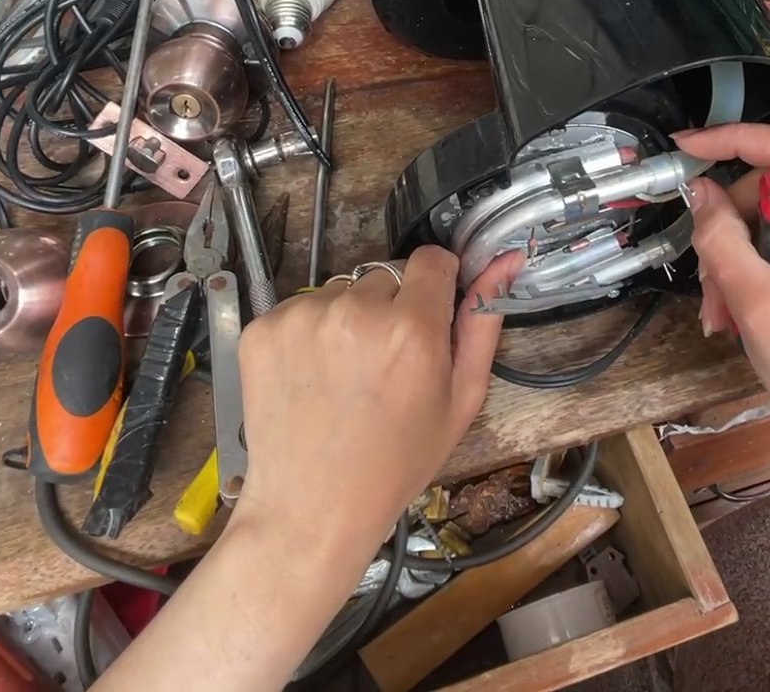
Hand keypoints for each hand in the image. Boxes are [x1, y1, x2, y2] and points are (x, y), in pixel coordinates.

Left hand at [234, 247, 519, 558]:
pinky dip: (309, 332)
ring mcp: (303, 317)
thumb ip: (482, 322)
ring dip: (349, 317)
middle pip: (386, 276)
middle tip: (385, 360)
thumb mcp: (460, 399)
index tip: (428, 312)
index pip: (431, 260)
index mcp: (412, 329)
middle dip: (392, 307)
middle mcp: (355, 311)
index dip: (436, 283)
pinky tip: (313, 375)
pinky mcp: (264, 328)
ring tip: (346, 373)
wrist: (313, 509)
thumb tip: (505, 261)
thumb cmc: (397, 461)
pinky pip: (301, 307)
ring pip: (342, 290)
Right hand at [676, 123, 769, 467]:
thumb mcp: (761, 305)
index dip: (740, 142)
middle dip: (738, 230)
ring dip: (742, 257)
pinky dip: (760, 268)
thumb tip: (699, 191)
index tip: (690, 145)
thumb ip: (722, 238)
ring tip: (725, 307)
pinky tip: (742, 306)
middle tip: (713, 280)